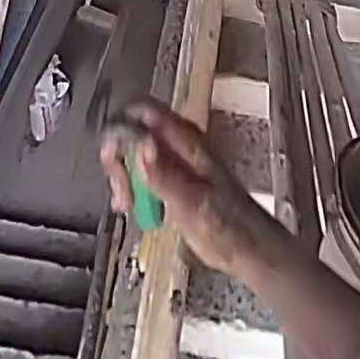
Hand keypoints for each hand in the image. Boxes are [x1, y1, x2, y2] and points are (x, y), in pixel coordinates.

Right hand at [99, 98, 286, 276]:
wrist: (247, 248)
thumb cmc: (228, 226)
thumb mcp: (192, 203)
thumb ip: (163, 173)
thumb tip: (140, 144)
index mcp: (185, 138)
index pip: (142, 109)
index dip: (121, 126)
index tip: (112, 158)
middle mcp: (177, 141)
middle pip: (132, 128)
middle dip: (119, 156)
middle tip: (122, 190)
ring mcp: (173, 157)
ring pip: (132, 149)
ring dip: (123, 174)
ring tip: (128, 203)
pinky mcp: (170, 175)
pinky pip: (139, 168)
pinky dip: (130, 185)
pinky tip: (132, 206)